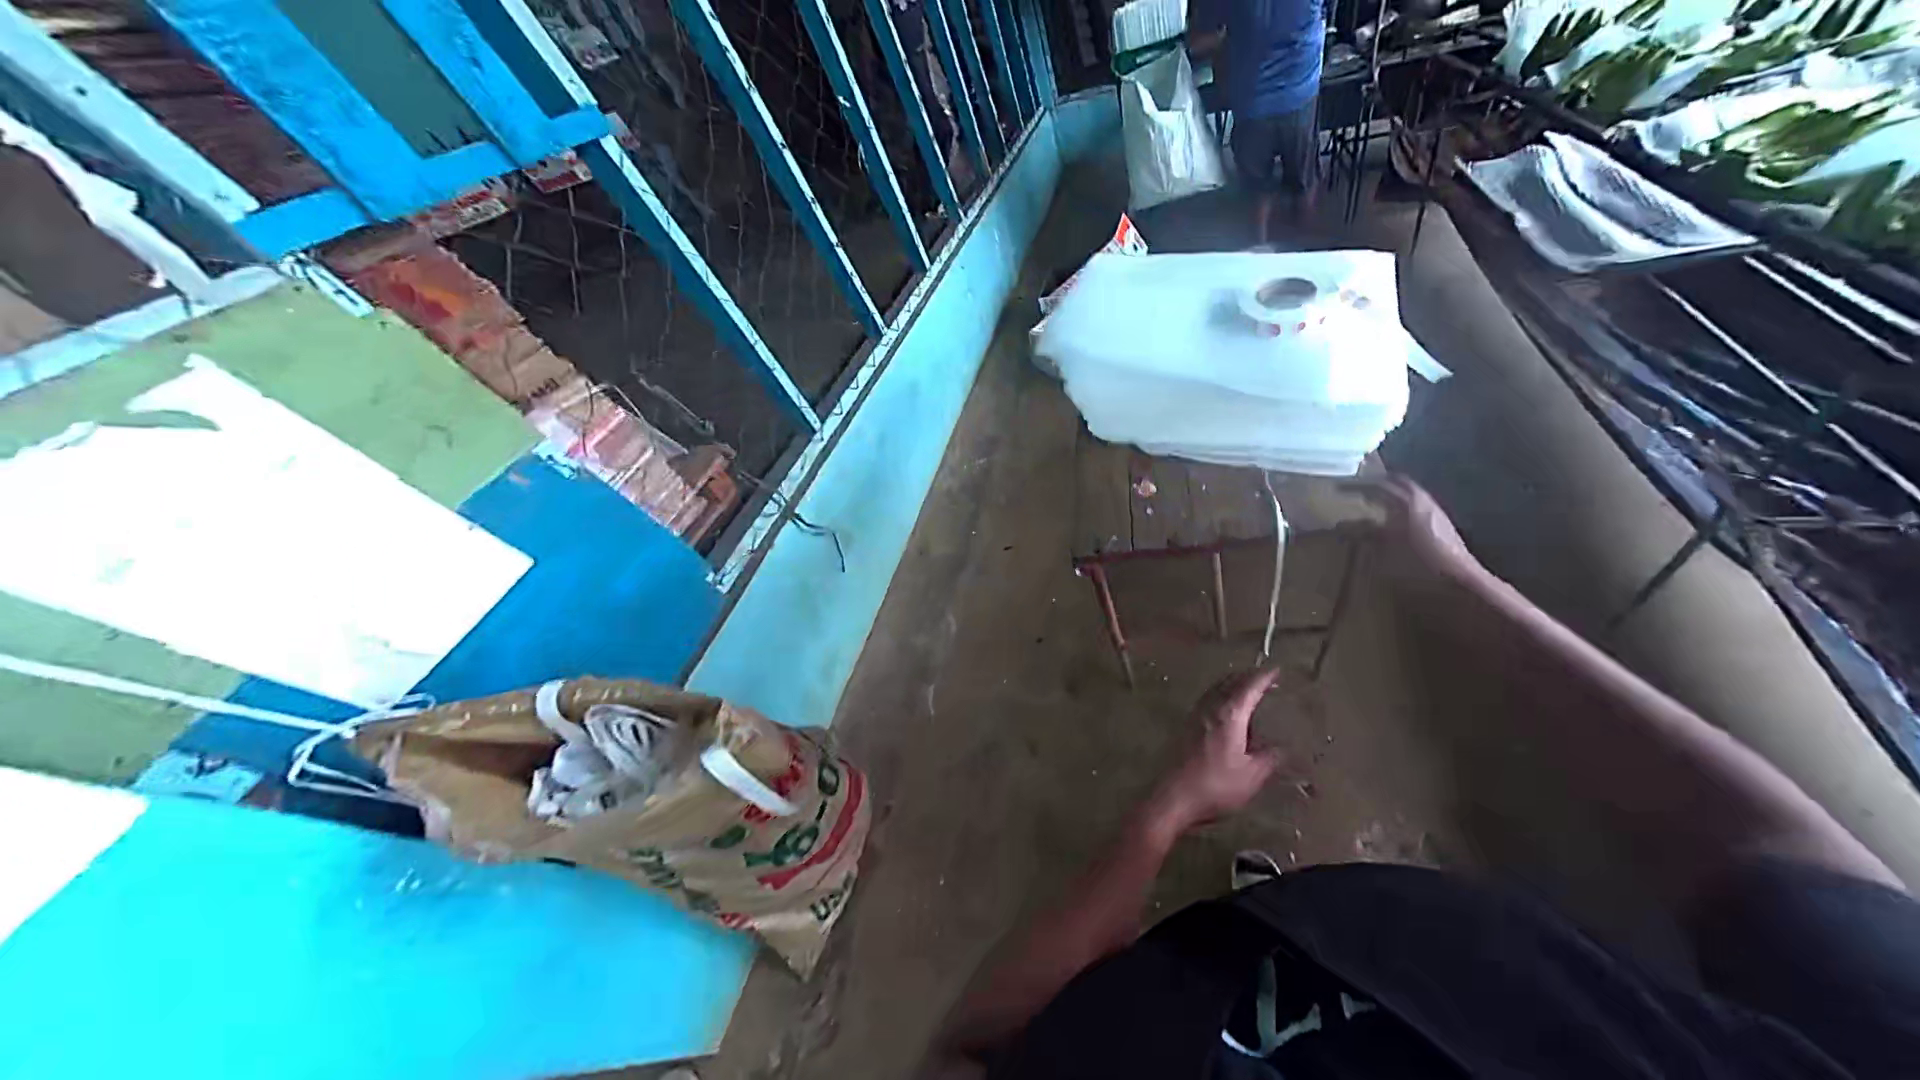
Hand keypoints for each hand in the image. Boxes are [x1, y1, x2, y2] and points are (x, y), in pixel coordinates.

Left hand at [1148, 667, 1285, 832]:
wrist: (1173, 796)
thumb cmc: (1215, 785)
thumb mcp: (1252, 775)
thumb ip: (1269, 758)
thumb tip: (1282, 748)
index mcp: (1229, 715)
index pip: (1249, 687)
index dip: (1264, 677)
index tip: (1276, 670)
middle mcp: (1209, 709)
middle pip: (1229, 683)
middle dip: (1246, 677)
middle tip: (1263, 678)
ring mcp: (1194, 716)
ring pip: (1215, 690)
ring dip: (1231, 685)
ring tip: (1246, 689)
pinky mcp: (1184, 727)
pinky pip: (1206, 701)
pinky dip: (1219, 697)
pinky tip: (1223, 710)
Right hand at [1351, 474, 1480, 580]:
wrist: (1460, 583)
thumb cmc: (1418, 564)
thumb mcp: (1384, 548)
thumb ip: (1364, 533)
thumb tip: (1341, 525)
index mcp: (1408, 502)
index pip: (1378, 485)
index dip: (1356, 485)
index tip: (1337, 488)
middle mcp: (1423, 502)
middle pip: (1397, 484)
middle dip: (1375, 485)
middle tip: (1355, 490)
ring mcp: (1434, 513)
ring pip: (1407, 496)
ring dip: (1388, 496)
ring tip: (1369, 504)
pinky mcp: (1440, 527)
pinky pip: (1413, 508)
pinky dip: (1397, 508)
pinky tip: (1387, 523)